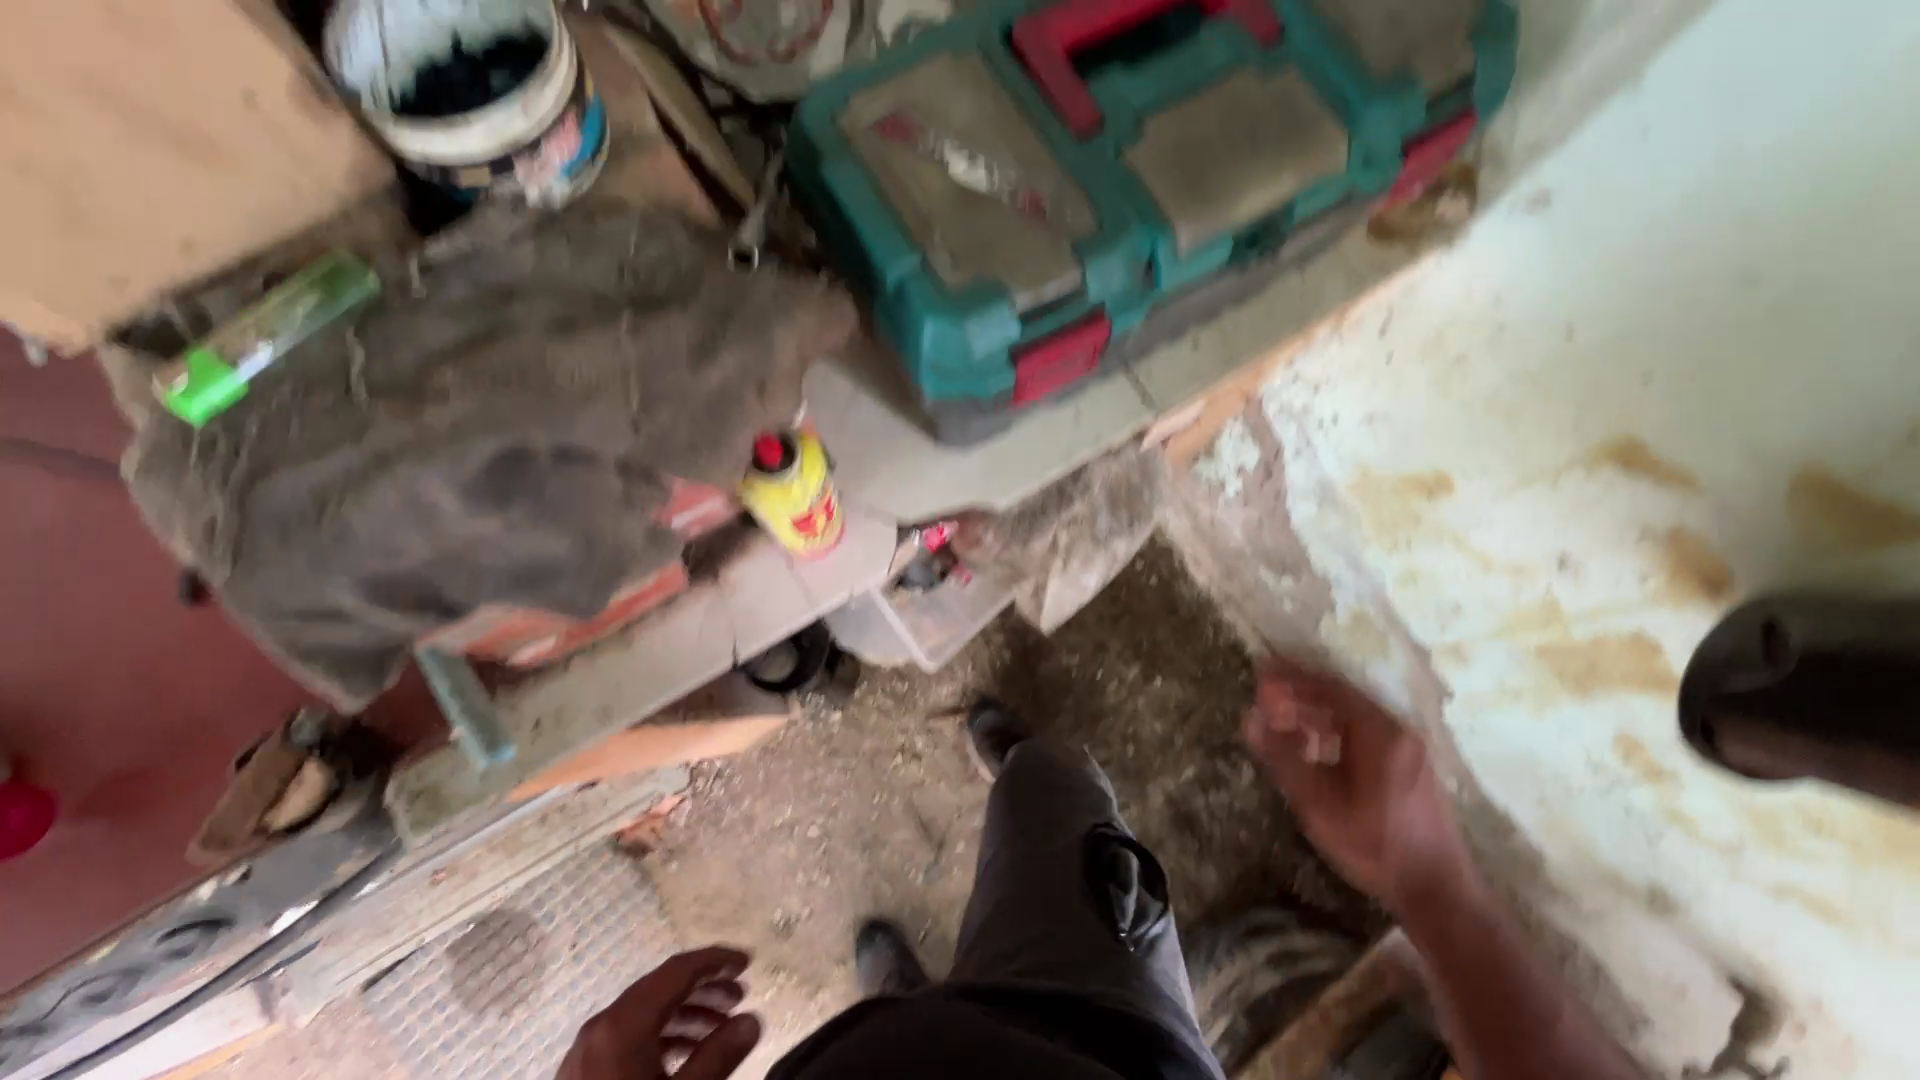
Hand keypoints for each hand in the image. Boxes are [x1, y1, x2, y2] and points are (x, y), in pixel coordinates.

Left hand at [556, 947, 761, 1079]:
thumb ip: (719, 1056)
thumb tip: (751, 1020)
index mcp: (625, 1023)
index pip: (678, 971)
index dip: (716, 962)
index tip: (747, 963)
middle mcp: (602, 1026)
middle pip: (661, 988)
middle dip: (704, 988)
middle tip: (740, 997)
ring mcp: (587, 1050)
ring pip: (645, 1013)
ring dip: (686, 1012)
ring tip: (721, 1029)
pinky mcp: (582, 1074)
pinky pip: (629, 1037)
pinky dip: (663, 1035)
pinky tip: (686, 1057)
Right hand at [1244, 661, 1476, 913]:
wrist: (1436, 889)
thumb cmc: (1374, 845)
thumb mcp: (1318, 803)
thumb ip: (1283, 757)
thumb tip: (1252, 718)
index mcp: (1379, 732)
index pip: (1329, 689)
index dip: (1292, 680)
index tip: (1261, 675)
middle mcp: (1398, 731)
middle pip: (1344, 698)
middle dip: (1302, 693)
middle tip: (1265, 694)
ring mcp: (1409, 749)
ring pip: (1355, 716)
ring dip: (1318, 712)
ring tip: (1283, 718)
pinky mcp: (1411, 767)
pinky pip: (1367, 732)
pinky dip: (1336, 729)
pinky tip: (1316, 746)